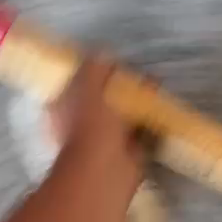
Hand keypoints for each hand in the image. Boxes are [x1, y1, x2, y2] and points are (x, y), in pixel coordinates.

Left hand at [49, 58, 143, 176]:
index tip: (113, 65)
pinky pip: (139, 133)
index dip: (93, 73)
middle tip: (138, 75)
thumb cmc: (89, 122)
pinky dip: (150, 122)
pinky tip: (160, 108)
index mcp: (60, 107)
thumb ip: (94, 66)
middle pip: (100, 100)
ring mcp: (101, 142)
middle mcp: (77, 125)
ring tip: (154, 87)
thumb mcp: (87, 82)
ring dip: (137, 104)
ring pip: (121, 116)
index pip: (75, 84)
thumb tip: (104, 53)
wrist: (105, 168)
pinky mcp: (124, 155)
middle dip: (120, 88)